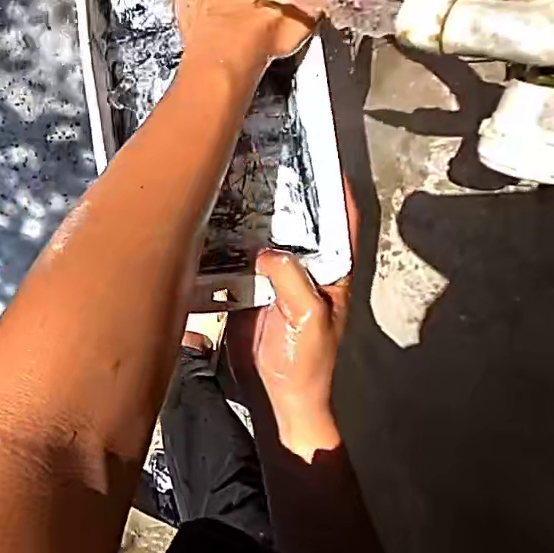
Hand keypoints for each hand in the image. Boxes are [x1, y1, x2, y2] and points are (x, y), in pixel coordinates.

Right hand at [227, 179, 358, 460]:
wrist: (277, 394)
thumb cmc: (308, 363)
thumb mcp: (310, 318)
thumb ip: (292, 280)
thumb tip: (265, 251)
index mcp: (331, 271)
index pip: (341, 222)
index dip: (336, 190)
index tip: (323, 158)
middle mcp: (304, 268)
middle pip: (298, 222)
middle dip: (285, 194)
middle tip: (265, 161)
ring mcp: (275, 277)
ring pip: (264, 237)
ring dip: (251, 216)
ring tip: (234, 185)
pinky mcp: (247, 287)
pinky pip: (237, 258)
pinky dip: (226, 242)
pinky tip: (212, 224)